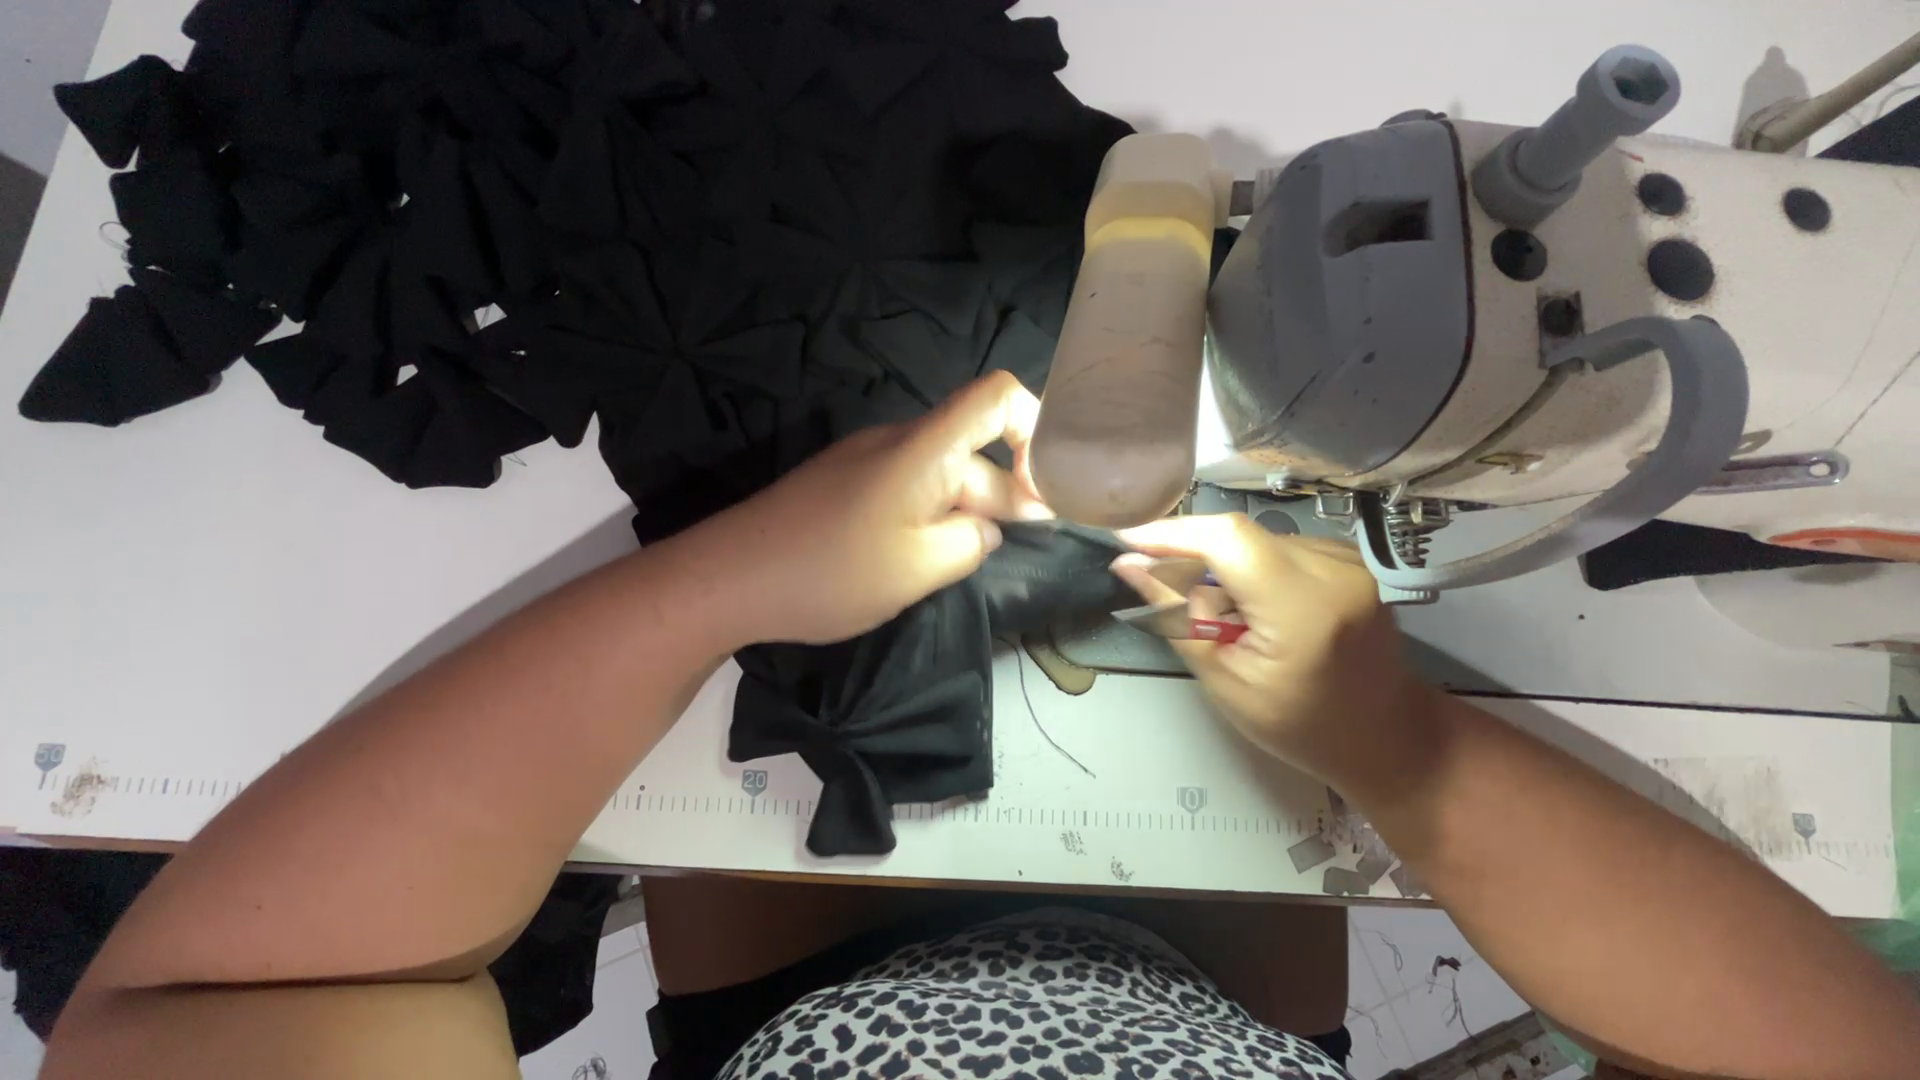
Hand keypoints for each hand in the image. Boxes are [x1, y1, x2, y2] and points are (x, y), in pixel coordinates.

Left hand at [695, 373, 1050, 644]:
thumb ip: (971, 542)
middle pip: (974, 446)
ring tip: (969, 561)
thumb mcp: (920, 569)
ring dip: (967, 510)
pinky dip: (932, 515)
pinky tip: (926, 558)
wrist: (728, 578)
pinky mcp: (846, 483)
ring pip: (941, 472)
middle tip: (1021, 545)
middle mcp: (899, 440)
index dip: (1036, 426)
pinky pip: (909, 487)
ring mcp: (868, 461)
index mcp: (923, 448)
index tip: (1046, 488)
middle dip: (1008, 492)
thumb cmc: (832, 572)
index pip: (997, 396)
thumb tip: (987, 528)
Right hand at [1111, 514, 1436, 787]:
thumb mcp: (1225, 677)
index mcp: (1302, 606)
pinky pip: (1278, 547)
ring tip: (1223, 615)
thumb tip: (1128, 563)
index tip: (1124, 537)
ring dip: (1222, 564)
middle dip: (1191, 555)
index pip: (1226, 539)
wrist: (1389, 736)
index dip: (1171, 532)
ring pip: (1255, 540)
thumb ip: (1177, 614)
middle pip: (1237, 536)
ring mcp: (1348, 558)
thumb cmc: (1300, 724)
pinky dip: (1250, 568)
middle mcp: (1332, 567)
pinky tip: (1254, 608)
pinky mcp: (1349, 558)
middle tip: (1163, 589)